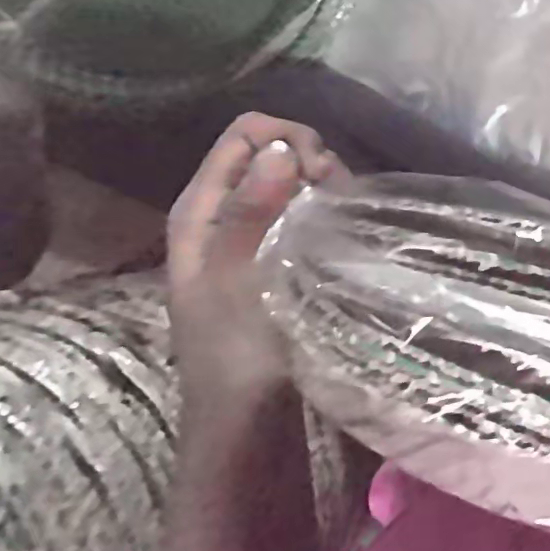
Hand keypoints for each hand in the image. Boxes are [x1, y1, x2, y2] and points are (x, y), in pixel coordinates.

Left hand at [167, 113, 346, 392]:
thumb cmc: (235, 349)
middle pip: (276, 152)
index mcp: (202, 211)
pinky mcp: (291, 253)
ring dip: (328, 185)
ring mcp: (263, 233)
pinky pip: (315, 209)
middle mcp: (230, 213)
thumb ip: (250, 213)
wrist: (251, 413)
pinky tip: (348, 226)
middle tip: (334, 198)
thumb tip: (280, 149)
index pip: (244, 137)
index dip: (285, 142)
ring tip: (344, 215)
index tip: (316, 175)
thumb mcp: (235, 280)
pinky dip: (334, 207)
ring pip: (300, 180)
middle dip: (312, 161)